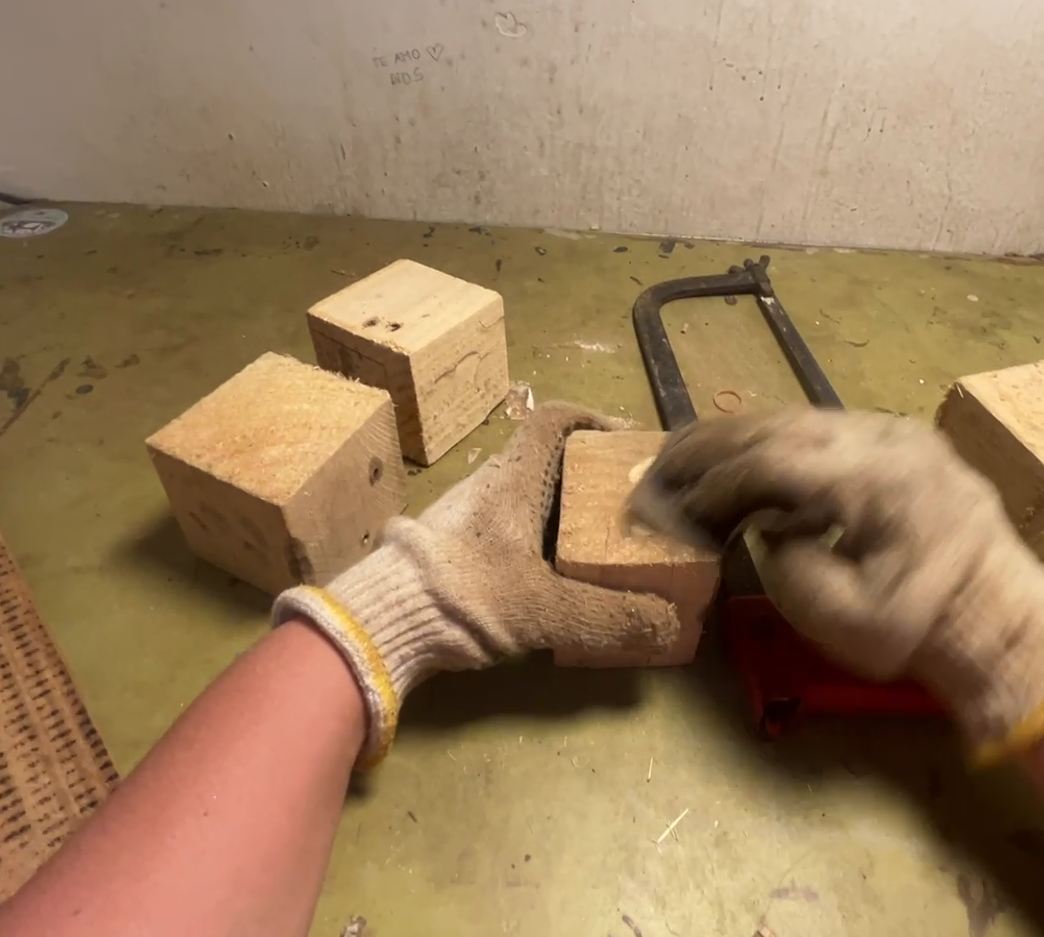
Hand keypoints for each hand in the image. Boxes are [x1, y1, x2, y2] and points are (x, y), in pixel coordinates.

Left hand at [274, 403, 680, 766]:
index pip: (552, 420)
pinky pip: (501, 524)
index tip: (620, 440)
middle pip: (542, 458)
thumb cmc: (463, 593)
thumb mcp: (545, 609)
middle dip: (582, 473)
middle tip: (616, 503)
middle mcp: (488, 484)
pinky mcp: (447, 544)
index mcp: (514, 479)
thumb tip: (667, 622)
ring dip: (556, 507)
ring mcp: (462, 512)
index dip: (590, 419)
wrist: (376, 623)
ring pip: (521, 492)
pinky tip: (544, 574)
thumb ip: (608, 616)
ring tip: (589, 541)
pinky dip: (531, 535)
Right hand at [634, 408, 1043, 762]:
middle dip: (714, 446)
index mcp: (877, 480)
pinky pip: (821, 428)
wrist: (1000, 618)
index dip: (717, 482)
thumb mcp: (844, 618)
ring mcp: (893, 431)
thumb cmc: (923, 631)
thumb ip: (788, 563)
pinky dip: (773, 440)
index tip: (679, 504)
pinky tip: (745, 453)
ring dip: (738, 437)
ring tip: (690, 451)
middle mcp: (885, 439)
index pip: (775, 462)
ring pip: (798, 419)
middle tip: (663, 460)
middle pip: (780, 427)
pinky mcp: (895, 438)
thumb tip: (766, 524)